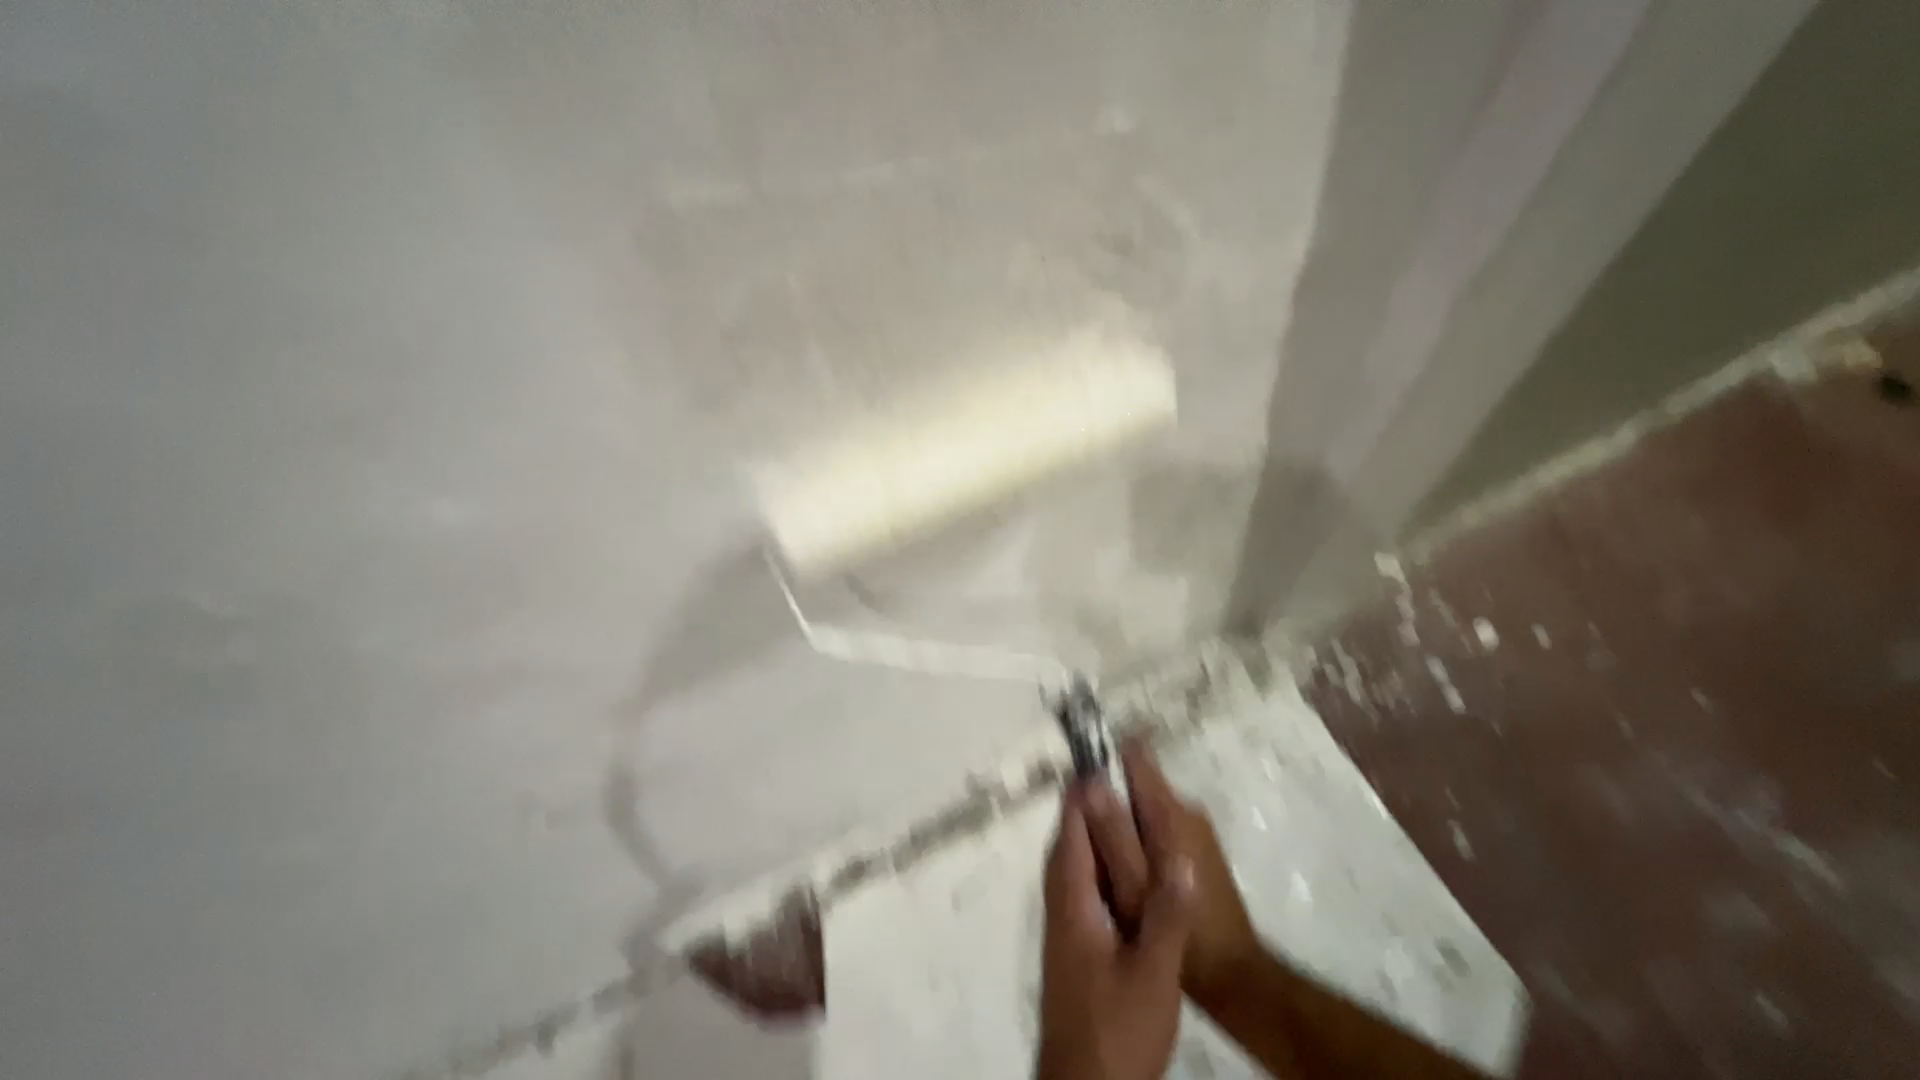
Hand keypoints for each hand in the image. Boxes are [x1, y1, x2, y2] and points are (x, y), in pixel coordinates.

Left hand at [1035, 782, 1195, 1079]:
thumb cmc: (1117, 1027)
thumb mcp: (1153, 972)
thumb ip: (1167, 914)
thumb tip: (1182, 854)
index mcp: (1072, 903)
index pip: (1073, 833)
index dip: (1084, 794)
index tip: (1101, 758)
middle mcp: (1060, 909)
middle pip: (1068, 845)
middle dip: (1087, 810)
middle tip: (1115, 778)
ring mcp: (1064, 931)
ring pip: (1073, 869)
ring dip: (1092, 838)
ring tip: (1122, 815)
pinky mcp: (1074, 950)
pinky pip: (1081, 892)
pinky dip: (1099, 870)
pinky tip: (1125, 877)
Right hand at [1081, 739, 1258, 1001]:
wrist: (1234, 977)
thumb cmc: (1180, 931)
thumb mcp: (1134, 886)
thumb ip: (1112, 832)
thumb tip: (1088, 780)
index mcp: (1170, 812)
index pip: (1135, 756)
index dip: (1102, 758)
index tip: (1075, 778)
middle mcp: (1186, 811)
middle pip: (1134, 786)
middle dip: (1103, 802)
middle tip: (1075, 837)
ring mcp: (1194, 832)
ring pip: (1141, 814)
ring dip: (1117, 829)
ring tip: (1093, 865)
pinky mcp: (1197, 853)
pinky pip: (1154, 834)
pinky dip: (1133, 847)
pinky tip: (1120, 881)